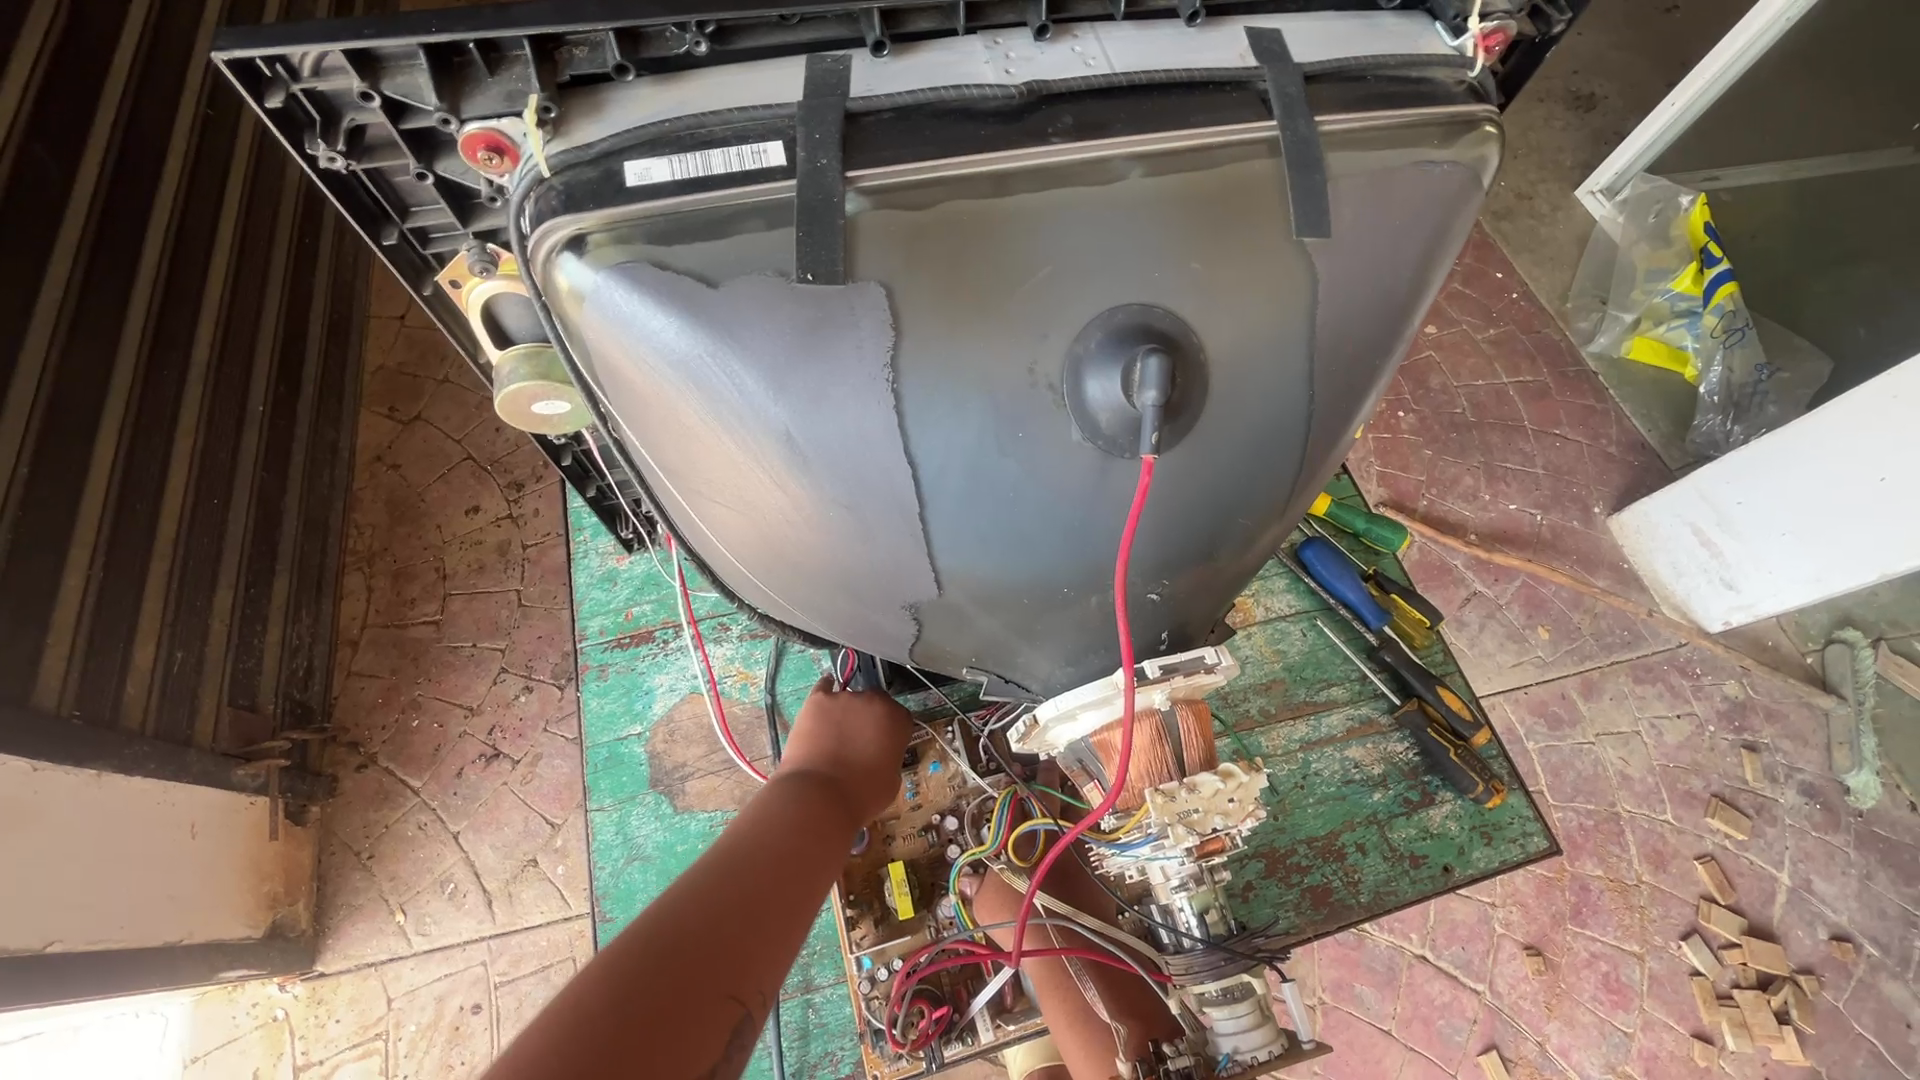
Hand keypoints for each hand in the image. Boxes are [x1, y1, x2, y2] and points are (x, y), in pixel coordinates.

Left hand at [775, 677, 911, 828]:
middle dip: (868, 717)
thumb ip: (890, 756)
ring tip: (832, 736)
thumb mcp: (892, 780)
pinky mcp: (817, 700)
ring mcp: (844, 697)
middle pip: (875, 702)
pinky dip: (825, 693)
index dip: (890, 730)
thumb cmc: (862, 795)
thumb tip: (878, 753)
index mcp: (898, 719)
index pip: (899, 716)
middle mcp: (874, 701)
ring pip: (849, 699)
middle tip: (857, 740)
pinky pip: (823, 688)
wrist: (820, 795)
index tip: (882, 744)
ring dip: (845, 712)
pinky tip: (822, 703)